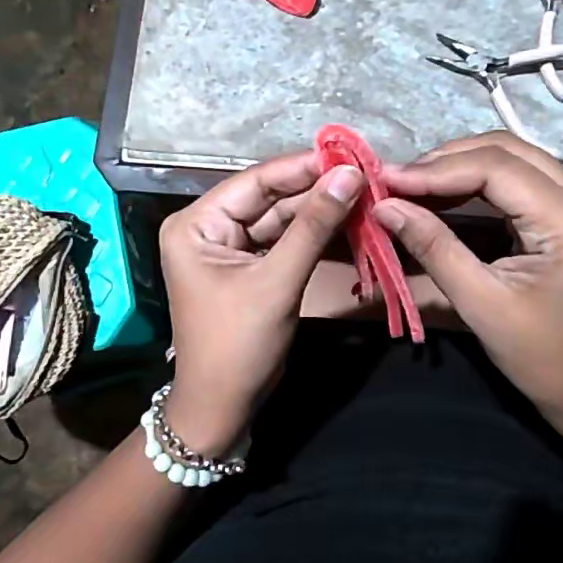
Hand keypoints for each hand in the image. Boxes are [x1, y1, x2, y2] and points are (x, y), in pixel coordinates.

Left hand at [159, 152, 362, 446]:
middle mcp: (209, 227)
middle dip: (316, 190)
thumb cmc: (238, 344)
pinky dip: (314, 235)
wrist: (223, 405)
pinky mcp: (251, 266)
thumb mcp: (277, 281)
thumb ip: (314, 226)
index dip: (303, 168)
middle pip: (270, 198)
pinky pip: (285, 241)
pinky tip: (347, 221)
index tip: (350, 156)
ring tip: (364, 194)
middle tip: (366, 175)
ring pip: (281, 218)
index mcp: (196, 223)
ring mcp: (230, 247)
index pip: (255, 182)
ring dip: (320, 211)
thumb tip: (350, 175)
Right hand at [376, 132, 562, 434]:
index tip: (387, 180)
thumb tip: (384, 207)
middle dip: (446, 160)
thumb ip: (433, 247)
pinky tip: (444, 192)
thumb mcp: (480, 303)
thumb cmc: (538, 354)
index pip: (497, 168)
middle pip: (507, 150)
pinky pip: (522, 176)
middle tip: (396, 181)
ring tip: (412, 185)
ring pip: (514, 156)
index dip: (437, 170)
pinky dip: (479, 179)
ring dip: (460, 165)